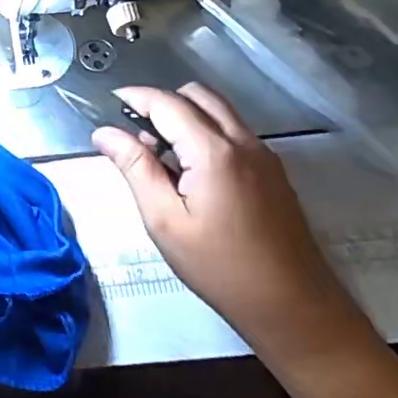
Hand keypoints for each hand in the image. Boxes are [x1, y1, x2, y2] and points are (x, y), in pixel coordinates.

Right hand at [92, 83, 375, 362]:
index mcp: (214, 151)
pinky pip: (234, 130)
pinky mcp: (273, 167)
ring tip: (163, 156)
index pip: (168, 103)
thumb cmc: (220, 268)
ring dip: (187, 115)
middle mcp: (242, 139)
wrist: (292, 303)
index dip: (137, 96)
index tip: (111, 101)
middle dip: (164, 102)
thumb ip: (136, 169)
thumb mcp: (166, 223)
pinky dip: (208, 131)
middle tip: (138, 135)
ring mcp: (263, 151)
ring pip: (219, 109)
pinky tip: (195, 172)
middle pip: (197, 95)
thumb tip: (106, 133)